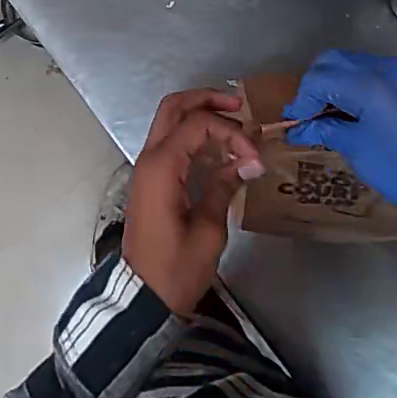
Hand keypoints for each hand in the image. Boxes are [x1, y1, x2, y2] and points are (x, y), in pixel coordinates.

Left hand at [123, 89, 264, 315]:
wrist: (142, 298)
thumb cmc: (176, 269)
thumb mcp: (208, 230)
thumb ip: (225, 186)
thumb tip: (249, 161)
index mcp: (162, 167)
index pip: (198, 124)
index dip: (231, 132)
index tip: (254, 157)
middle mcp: (149, 158)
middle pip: (174, 107)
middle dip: (207, 99)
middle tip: (239, 107)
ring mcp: (147, 167)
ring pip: (170, 120)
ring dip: (200, 115)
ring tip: (234, 126)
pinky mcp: (151, 179)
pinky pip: (170, 142)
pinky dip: (193, 135)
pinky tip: (219, 148)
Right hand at [284, 51, 396, 242]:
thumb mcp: (361, 153)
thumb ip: (329, 129)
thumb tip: (304, 127)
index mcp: (370, 84)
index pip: (320, 76)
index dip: (302, 98)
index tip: (298, 120)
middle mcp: (393, 68)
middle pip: (341, 60)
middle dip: (321, 83)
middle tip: (315, 112)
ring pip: (368, 64)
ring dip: (349, 83)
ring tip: (345, 114)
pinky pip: (395, 75)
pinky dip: (376, 87)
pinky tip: (377, 114)